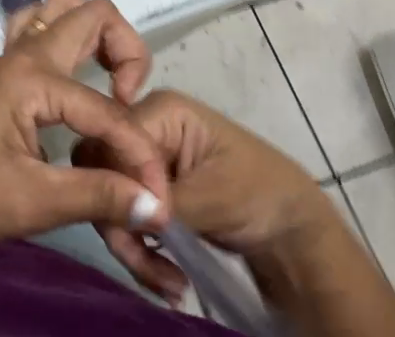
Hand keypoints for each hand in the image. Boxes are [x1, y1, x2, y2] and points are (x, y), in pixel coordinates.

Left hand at [0, 0, 172, 243]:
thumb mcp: (33, 202)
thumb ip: (99, 196)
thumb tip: (158, 203)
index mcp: (35, 79)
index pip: (108, 111)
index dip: (140, 155)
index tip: (158, 199)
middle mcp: (26, 53)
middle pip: (94, 15)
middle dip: (128, 53)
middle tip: (131, 105)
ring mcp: (11, 56)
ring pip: (62, 10)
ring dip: (96, 35)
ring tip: (110, 83)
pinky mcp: (2, 69)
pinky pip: (39, 28)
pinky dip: (66, 39)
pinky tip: (73, 78)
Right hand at [74, 89, 341, 298]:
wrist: (292, 232)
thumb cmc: (261, 195)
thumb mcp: (214, 195)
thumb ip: (163, 198)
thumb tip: (120, 210)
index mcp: (161, 110)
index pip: (111, 139)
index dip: (123, 182)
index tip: (155, 221)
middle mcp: (145, 130)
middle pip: (102, 171)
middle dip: (119, 221)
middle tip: (145, 260)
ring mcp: (145, 163)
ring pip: (109, 201)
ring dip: (132, 246)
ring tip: (168, 284)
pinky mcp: (148, 193)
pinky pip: (124, 220)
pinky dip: (140, 252)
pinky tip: (167, 280)